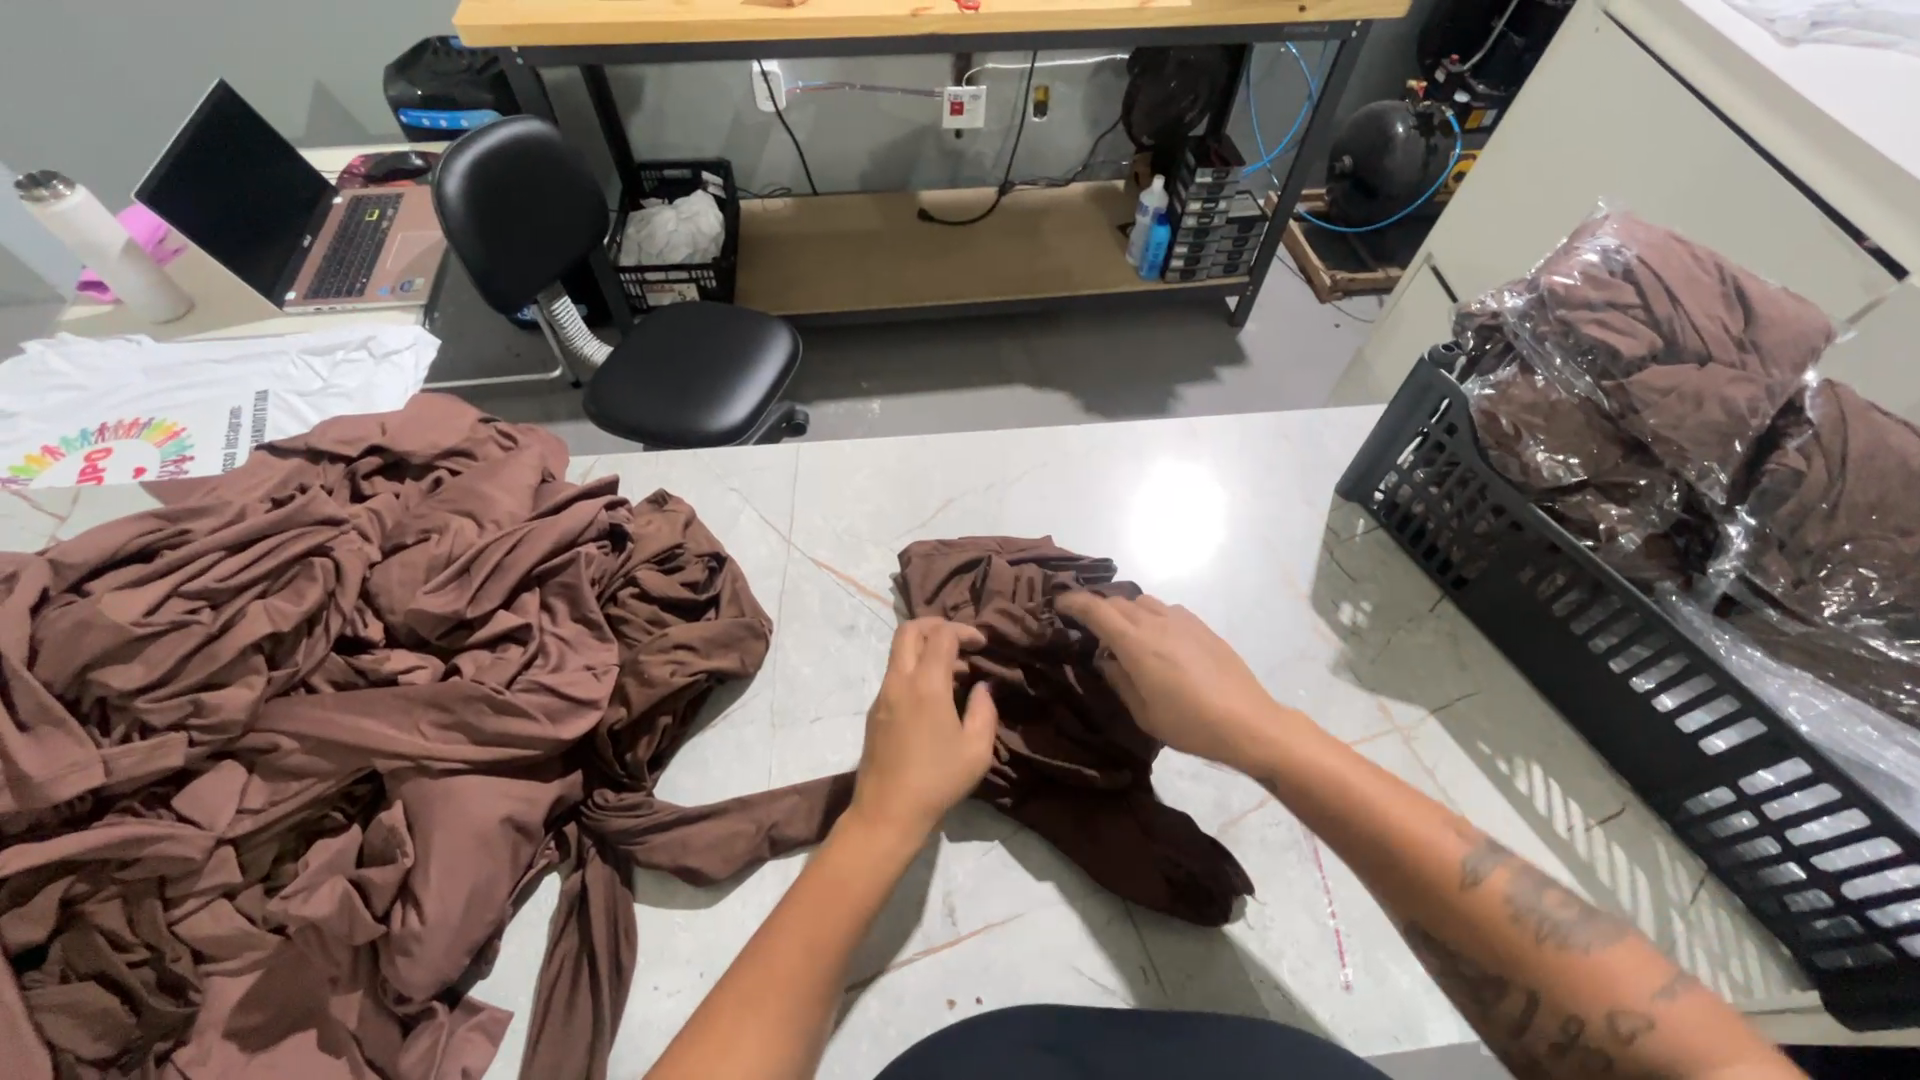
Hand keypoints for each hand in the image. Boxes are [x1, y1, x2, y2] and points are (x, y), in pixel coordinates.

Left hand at [849, 618, 999, 838]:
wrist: (887, 811)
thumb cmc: (938, 780)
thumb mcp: (976, 749)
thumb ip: (984, 711)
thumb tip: (982, 688)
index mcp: (926, 684)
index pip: (941, 635)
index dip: (964, 631)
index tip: (982, 644)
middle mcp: (899, 681)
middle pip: (910, 630)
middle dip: (937, 625)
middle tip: (961, 641)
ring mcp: (882, 696)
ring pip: (899, 652)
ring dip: (925, 649)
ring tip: (955, 672)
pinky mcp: (875, 711)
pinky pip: (895, 674)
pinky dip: (915, 669)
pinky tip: (936, 696)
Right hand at [1057, 591, 1305, 775]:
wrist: (1248, 722)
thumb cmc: (1189, 724)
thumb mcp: (1143, 713)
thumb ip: (1118, 680)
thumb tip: (1105, 658)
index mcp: (1136, 644)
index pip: (1096, 610)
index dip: (1073, 603)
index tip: (1058, 604)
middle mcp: (1157, 623)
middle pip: (1117, 602)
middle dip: (1096, 608)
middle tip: (1085, 624)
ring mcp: (1182, 621)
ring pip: (1143, 602)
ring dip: (1125, 610)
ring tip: (1121, 632)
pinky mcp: (1201, 626)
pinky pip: (1166, 610)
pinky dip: (1150, 615)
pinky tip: (1156, 638)